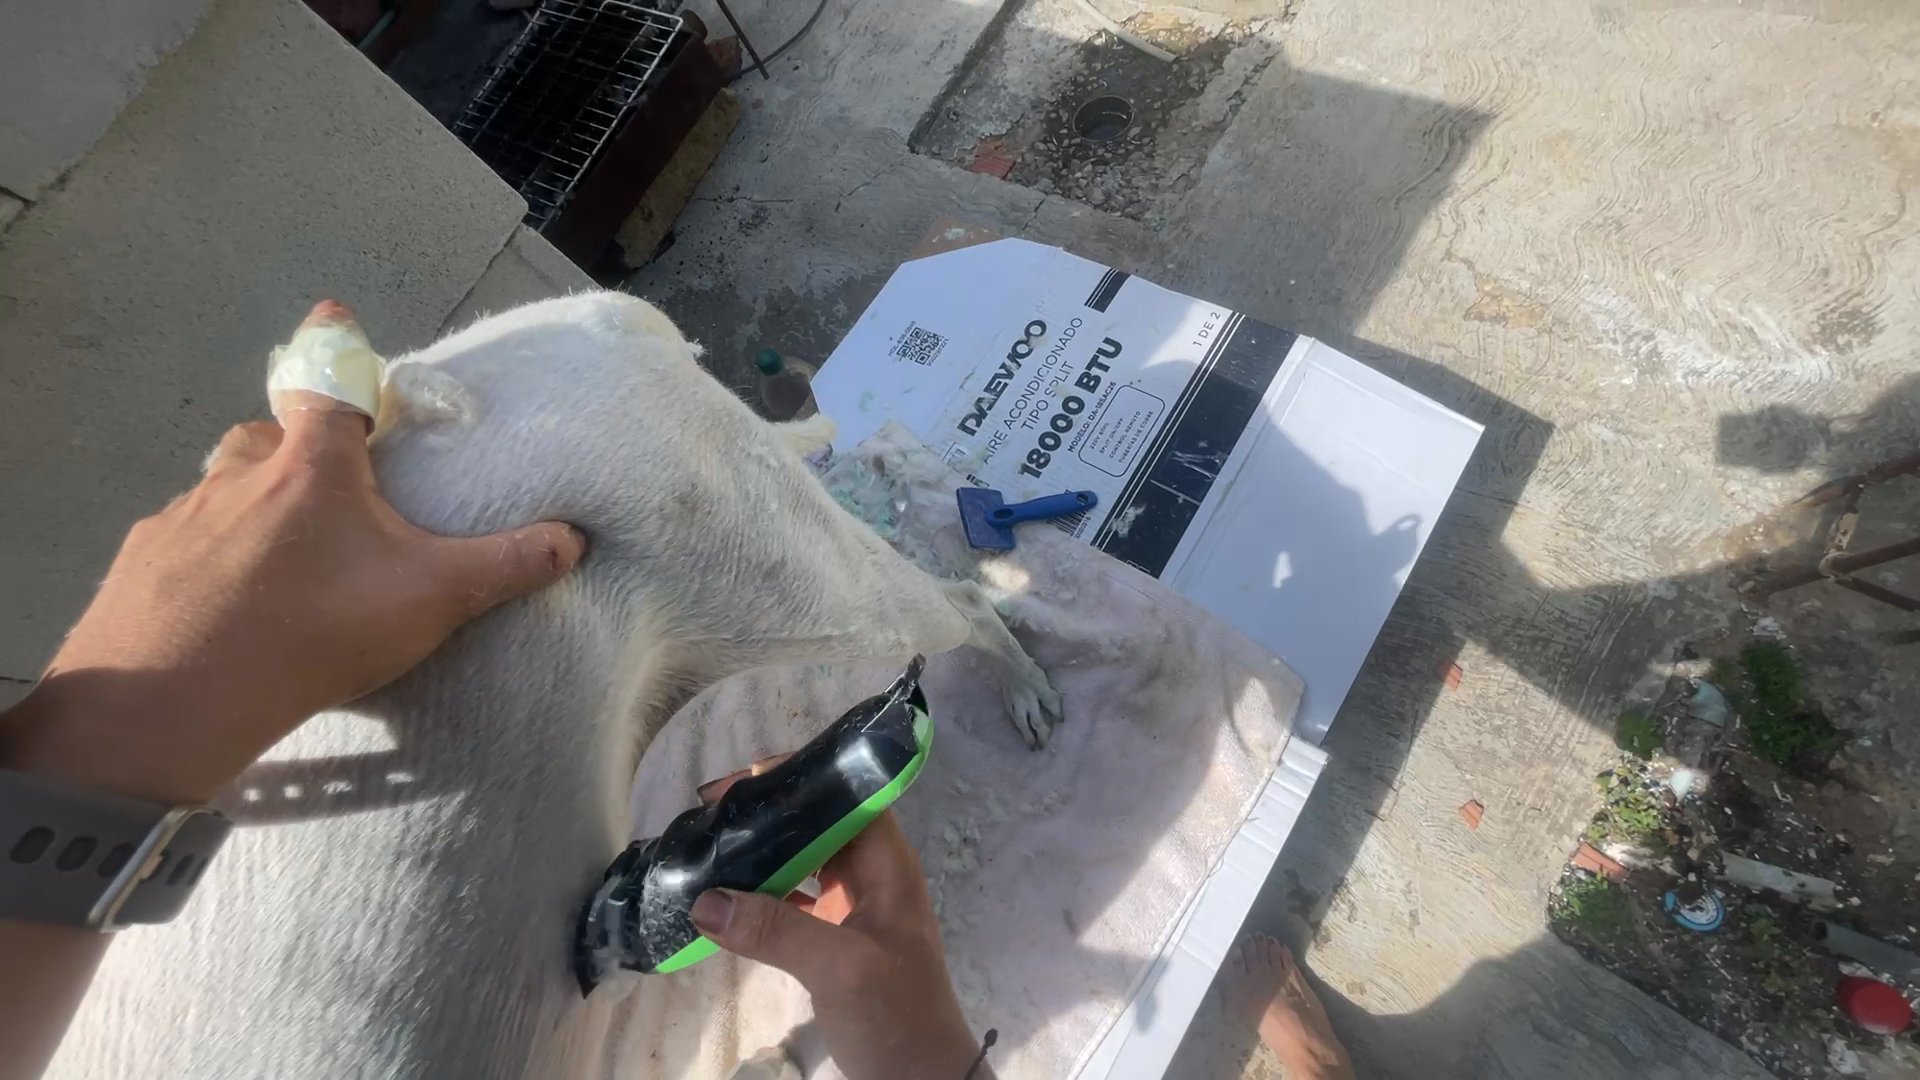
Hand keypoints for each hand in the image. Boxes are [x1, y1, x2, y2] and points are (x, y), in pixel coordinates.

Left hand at [0, 391, 584, 805]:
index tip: (335, 313)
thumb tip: (575, 539)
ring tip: (291, 542)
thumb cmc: (317, 625)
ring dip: (256, 494)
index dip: (335, 347)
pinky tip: (241, 593)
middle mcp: (237, 481)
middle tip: (329, 470)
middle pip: (263, 435)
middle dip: (296, 437)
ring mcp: (178, 524)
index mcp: (311, 471)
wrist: (171, 704)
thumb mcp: (437, 594)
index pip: (324, 388)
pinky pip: (187, 538)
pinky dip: (217, 547)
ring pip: (222, 486)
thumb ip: (511, 563)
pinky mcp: (141, 569)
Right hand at [690, 763, 985, 1079]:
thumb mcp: (840, 967)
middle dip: (771, 812)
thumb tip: (705, 900)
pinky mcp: (835, 933)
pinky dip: (763, 895)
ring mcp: (853, 902)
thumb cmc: (896, 1013)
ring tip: (711, 844)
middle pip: (820, 821)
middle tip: (712, 812)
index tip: (744, 780)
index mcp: (887, 859)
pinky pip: (795, 898)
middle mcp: (872, 869)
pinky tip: (725, 899)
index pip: (846, 794)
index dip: (800, 777)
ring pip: (804, 858)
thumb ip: (776, 930)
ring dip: (763, 852)